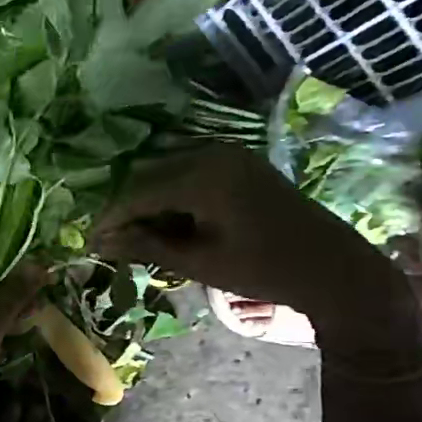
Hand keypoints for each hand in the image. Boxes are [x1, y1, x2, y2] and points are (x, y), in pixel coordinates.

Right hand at [92, 146, 406, 332]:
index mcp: (201, 174)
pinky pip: (195, 172)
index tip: (90, 241)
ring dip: (154, 202)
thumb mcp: (200, 262)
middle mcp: (212, 152)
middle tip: (115, 242)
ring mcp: (231, 154)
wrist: (331, 267)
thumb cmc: (265, 269)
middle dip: (131, 208)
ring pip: (172, 172)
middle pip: (153, 175)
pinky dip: (178, 196)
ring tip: (142, 237)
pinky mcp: (242, 163)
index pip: (139, 191)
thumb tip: (101, 242)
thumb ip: (148, 247)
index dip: (112, 217)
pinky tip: (175, 223)